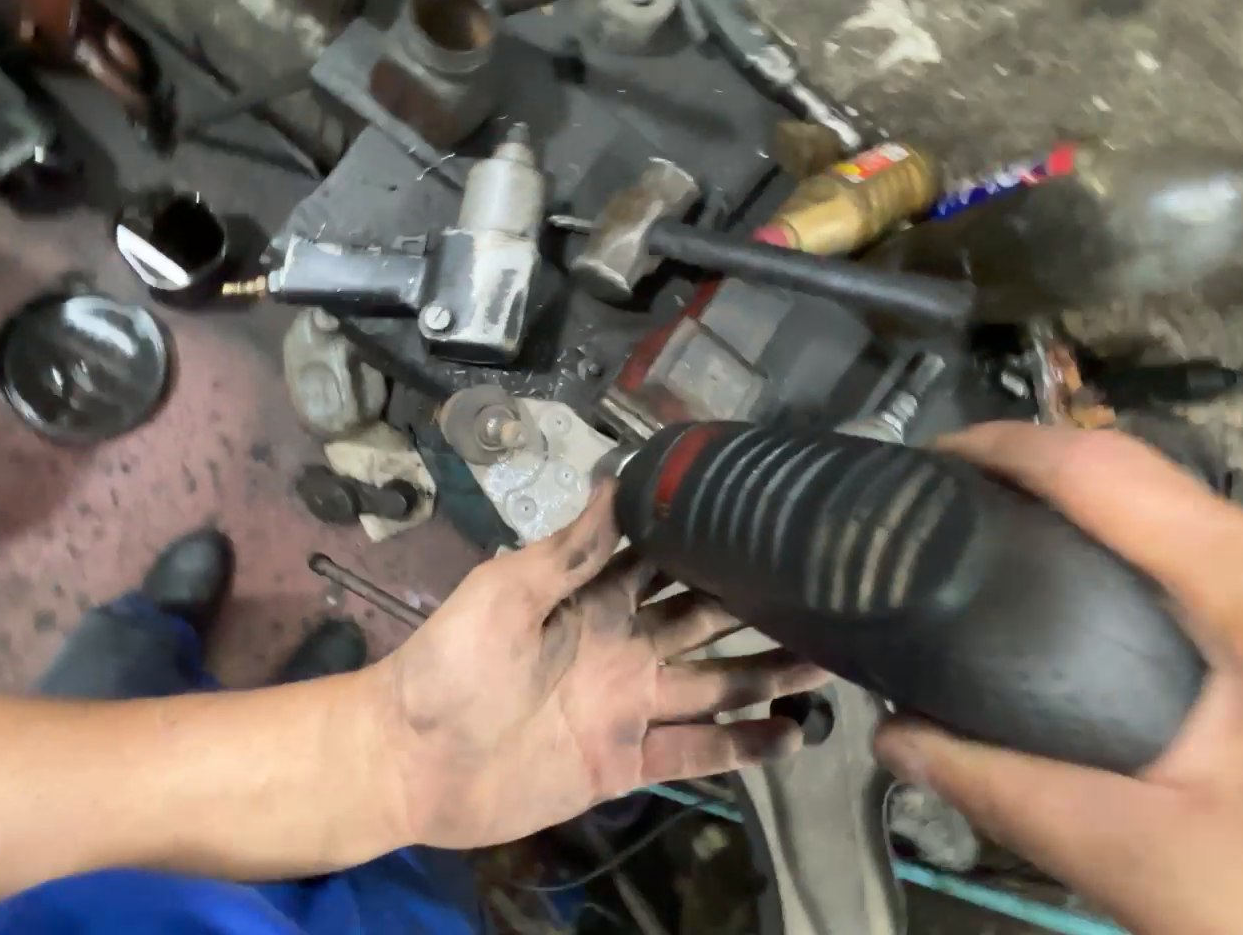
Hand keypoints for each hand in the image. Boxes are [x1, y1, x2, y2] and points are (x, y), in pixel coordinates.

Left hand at [371, 486, 829, 849]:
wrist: (414, 758)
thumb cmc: (454, 663)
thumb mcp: (505, 592)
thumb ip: (568, 549)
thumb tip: (613, 482)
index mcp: (595, 600)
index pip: (666, 565)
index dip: (712, 548)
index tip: (767, 527)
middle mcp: (623, 647)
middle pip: (705, 624)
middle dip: (757, 609)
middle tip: (823, 596)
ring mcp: (629, 706)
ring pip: (715, 686)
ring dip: (767, 675)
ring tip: (829, 663)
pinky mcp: (626, 761)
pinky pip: (694, 752)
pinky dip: (740, 748)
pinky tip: (788, 736)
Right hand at [874, 423, 1242, 934]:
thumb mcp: (1178, 873)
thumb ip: (1018, 795)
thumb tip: (898, 744)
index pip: (1105, 471)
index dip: (1007, 447)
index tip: (944, 457)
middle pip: (1191, 523)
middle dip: (1122, 569)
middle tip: (1089, 651)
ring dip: (1221, 602)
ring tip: (1212, 699)